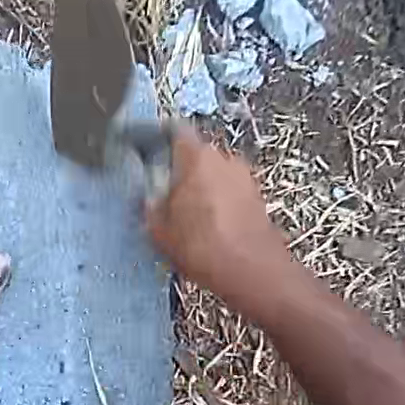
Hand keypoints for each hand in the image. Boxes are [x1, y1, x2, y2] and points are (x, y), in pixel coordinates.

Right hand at [145, 127, 294, 310]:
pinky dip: (218, 202)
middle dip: (180, 171)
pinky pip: (229, 191)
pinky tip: (209, 227)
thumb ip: (150, 204)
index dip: (158, 140)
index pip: (174, 131)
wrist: (252, 272)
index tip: (147, 155)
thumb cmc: (201, 246)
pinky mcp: (257, 197)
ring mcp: (244, 176)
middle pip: (195, 155)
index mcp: (196, 157)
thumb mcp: (158, 229)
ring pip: (214, 174)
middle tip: (165, 196)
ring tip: (187, 217)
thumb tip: (151, 195)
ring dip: (201, 188)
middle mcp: (223, 158)